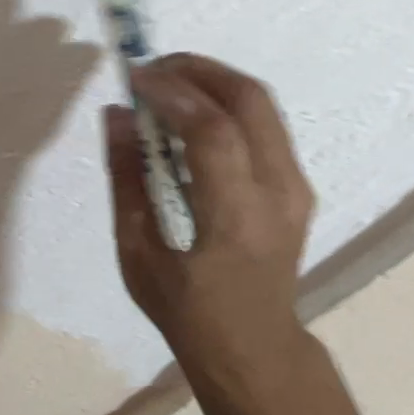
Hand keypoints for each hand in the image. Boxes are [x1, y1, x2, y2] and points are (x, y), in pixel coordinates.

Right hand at [104, 54, 315, 384]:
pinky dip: (223, 102)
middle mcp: (279, 193)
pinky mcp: (296, 185)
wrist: (253, 345)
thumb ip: (126, 177)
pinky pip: (263, 124)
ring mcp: (295, 187)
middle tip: (149, 69)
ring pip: (262, 106)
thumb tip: (117, 114)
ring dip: (211, 81)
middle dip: (197, 70)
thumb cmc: (183, 305)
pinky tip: (187, 114)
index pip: (213, 132)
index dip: (171, 94)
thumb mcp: (135, 248)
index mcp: (235, 217)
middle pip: (251, 101)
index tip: (132, 77)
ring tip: (163, 84)